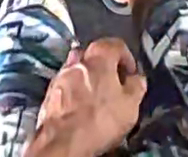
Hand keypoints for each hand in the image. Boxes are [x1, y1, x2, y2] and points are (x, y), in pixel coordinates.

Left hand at [25, 38, 145, 156]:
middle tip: (114, 86)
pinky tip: (80, 108)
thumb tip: (138, 80)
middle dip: (106, 68)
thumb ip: (137, 86)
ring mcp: (62, 75)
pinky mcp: (50, 93)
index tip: (131, 74)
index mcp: (101, 54)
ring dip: (88, 80)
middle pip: (97, 56)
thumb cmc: (98, 120)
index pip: (118, 44)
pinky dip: (74, 93)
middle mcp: (80, 58)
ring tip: (96, 99)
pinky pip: (66, 87)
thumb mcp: (130, 105)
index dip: (127, 59)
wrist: (62, 142)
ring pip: (80, 71)